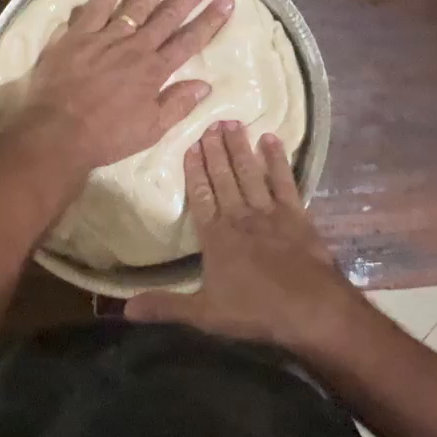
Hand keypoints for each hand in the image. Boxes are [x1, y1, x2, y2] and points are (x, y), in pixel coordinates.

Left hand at [2, 0, 233, 173]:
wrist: (57, 133)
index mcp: (154, 71)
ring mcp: (106, 37)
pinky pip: (99, 2)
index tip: (228, 0)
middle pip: (169, 15)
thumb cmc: (106, 136)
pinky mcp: (78, 33)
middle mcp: (135, 48)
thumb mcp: (150, 131)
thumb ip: (177, 105)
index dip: (210, 20)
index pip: (189, 41)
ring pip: (138, 2)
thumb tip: (205, 85)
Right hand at [124, 120, 368, 350]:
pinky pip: (284, 180)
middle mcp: (240, 217)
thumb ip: (166, 306)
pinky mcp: (297, 214)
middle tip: (209, 123)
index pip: (200, 197)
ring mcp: (270, 212)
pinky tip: (271, 140)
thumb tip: (125, 309)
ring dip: (240, 148)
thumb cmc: (255, 311)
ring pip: (250, 173)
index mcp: (215, 237)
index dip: (194, 171)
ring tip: (232, 122)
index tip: (189, 146)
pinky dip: (277, 160)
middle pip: (224, 178)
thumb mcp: (205, 314)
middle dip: (215, 150)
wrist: (310, 308)